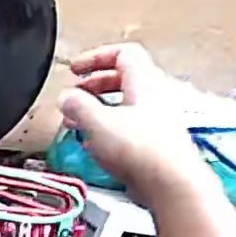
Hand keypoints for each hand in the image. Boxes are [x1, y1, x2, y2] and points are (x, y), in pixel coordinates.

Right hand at [58, 43, 217, 205]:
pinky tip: (94, 142)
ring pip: (124, 104)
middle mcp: (153, 97)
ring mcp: (155, 120)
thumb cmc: (141, 150)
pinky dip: (107, 128)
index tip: (77, 69)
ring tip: (78, 118)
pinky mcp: (152, 142)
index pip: (122, 54)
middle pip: (123, 79)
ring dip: (98, 108)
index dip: (96, 57)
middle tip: (76, 93)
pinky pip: (127, 126)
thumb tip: (65, 97)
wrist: (169, 182)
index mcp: (143, 83)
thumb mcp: (98, 123)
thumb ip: (78, 106)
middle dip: (94, 84)